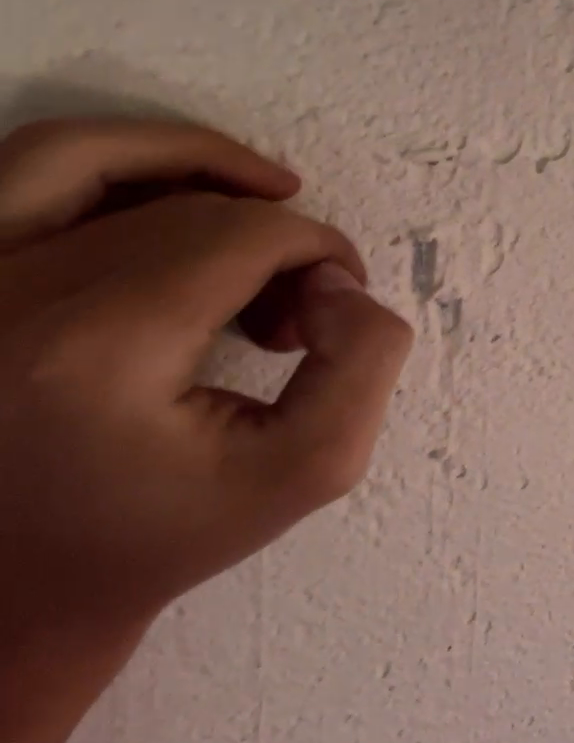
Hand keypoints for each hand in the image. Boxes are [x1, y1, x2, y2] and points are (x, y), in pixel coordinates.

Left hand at [0, 118, 412, 742]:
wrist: (13, 588)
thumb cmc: (163, 532)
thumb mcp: (315, 466)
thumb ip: (369, 360)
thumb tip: (340, 281)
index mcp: (91, 352)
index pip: (244, 236)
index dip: (322, 252)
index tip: (339, 305)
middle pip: (190, 210)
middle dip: (279, 240)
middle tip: (303, 307)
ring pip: (86, 154)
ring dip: (200, 165)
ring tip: (264, 198)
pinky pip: (29, 170)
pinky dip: (119, 162)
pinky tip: (180, 199)